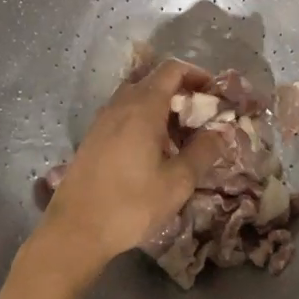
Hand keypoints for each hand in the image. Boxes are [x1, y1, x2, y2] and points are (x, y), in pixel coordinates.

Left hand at [34, 58, 224, 277]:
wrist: (76, 229)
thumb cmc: (131, 204)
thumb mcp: (177, 182)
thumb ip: (203, 151)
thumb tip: (222, 131)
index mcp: (143, 106)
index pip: (172, 69)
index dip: (196, 75)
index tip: (214, 95)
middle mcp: (121, 103)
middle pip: (155, 80)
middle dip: (182, 93)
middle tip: (201, 120)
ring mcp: (103, 118)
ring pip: (138, 97)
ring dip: (162, 107)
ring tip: (180, 138)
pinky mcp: (94, 135)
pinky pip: (124, 113)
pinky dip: (144, 119)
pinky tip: (153, 151)